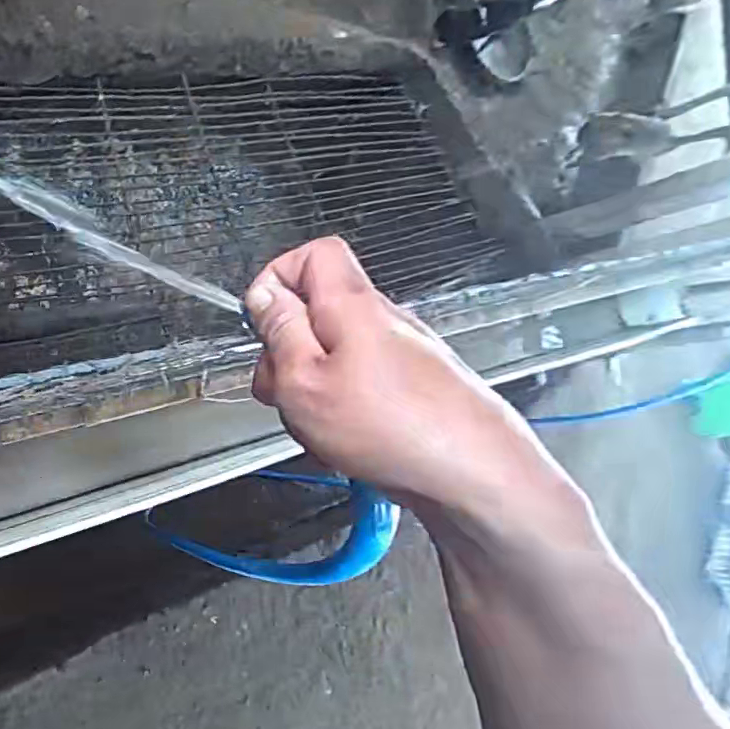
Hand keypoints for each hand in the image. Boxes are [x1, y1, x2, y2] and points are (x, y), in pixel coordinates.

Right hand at [245, 236, 566, 520]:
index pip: (312, 254)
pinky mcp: (404, 383)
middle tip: (281, 385)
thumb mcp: (304, 379)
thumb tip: (264, 296)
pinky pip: (350, 380)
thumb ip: (280, 331)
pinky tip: (336, 434)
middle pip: (311, 311)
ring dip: (304, 384)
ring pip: (326, 352)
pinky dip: (331, 403)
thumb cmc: (389, 429)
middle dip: (281, 348)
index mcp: (352, 307)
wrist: (469, 474)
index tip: (260, 320)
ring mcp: (396, 352)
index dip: (275, 279)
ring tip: (312, 418)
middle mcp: (380, 320)